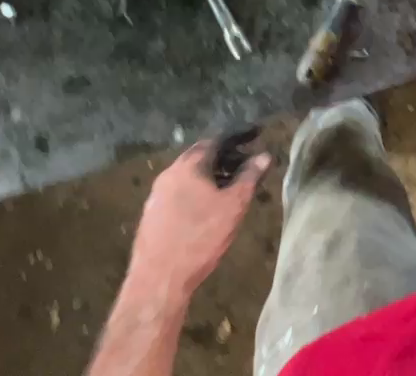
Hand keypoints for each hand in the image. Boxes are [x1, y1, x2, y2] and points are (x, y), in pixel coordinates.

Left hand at [128, 142, 271, 298]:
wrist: (158, 280)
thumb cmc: (200, 238)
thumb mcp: (233, 206)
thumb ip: (249, 177)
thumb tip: (264, 156)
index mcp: (189, 165)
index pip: (218, 139)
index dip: (239, 136)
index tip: (256, 135)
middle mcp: (170, 173)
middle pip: (201, 155)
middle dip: (225, 155)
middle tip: (246, 162)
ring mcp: (157, 194)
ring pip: (189, 174)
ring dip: (211, 174)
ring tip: (230, 186)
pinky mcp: (152, 214)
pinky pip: (179, 191)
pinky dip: (197, 189)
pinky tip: (207, 207)